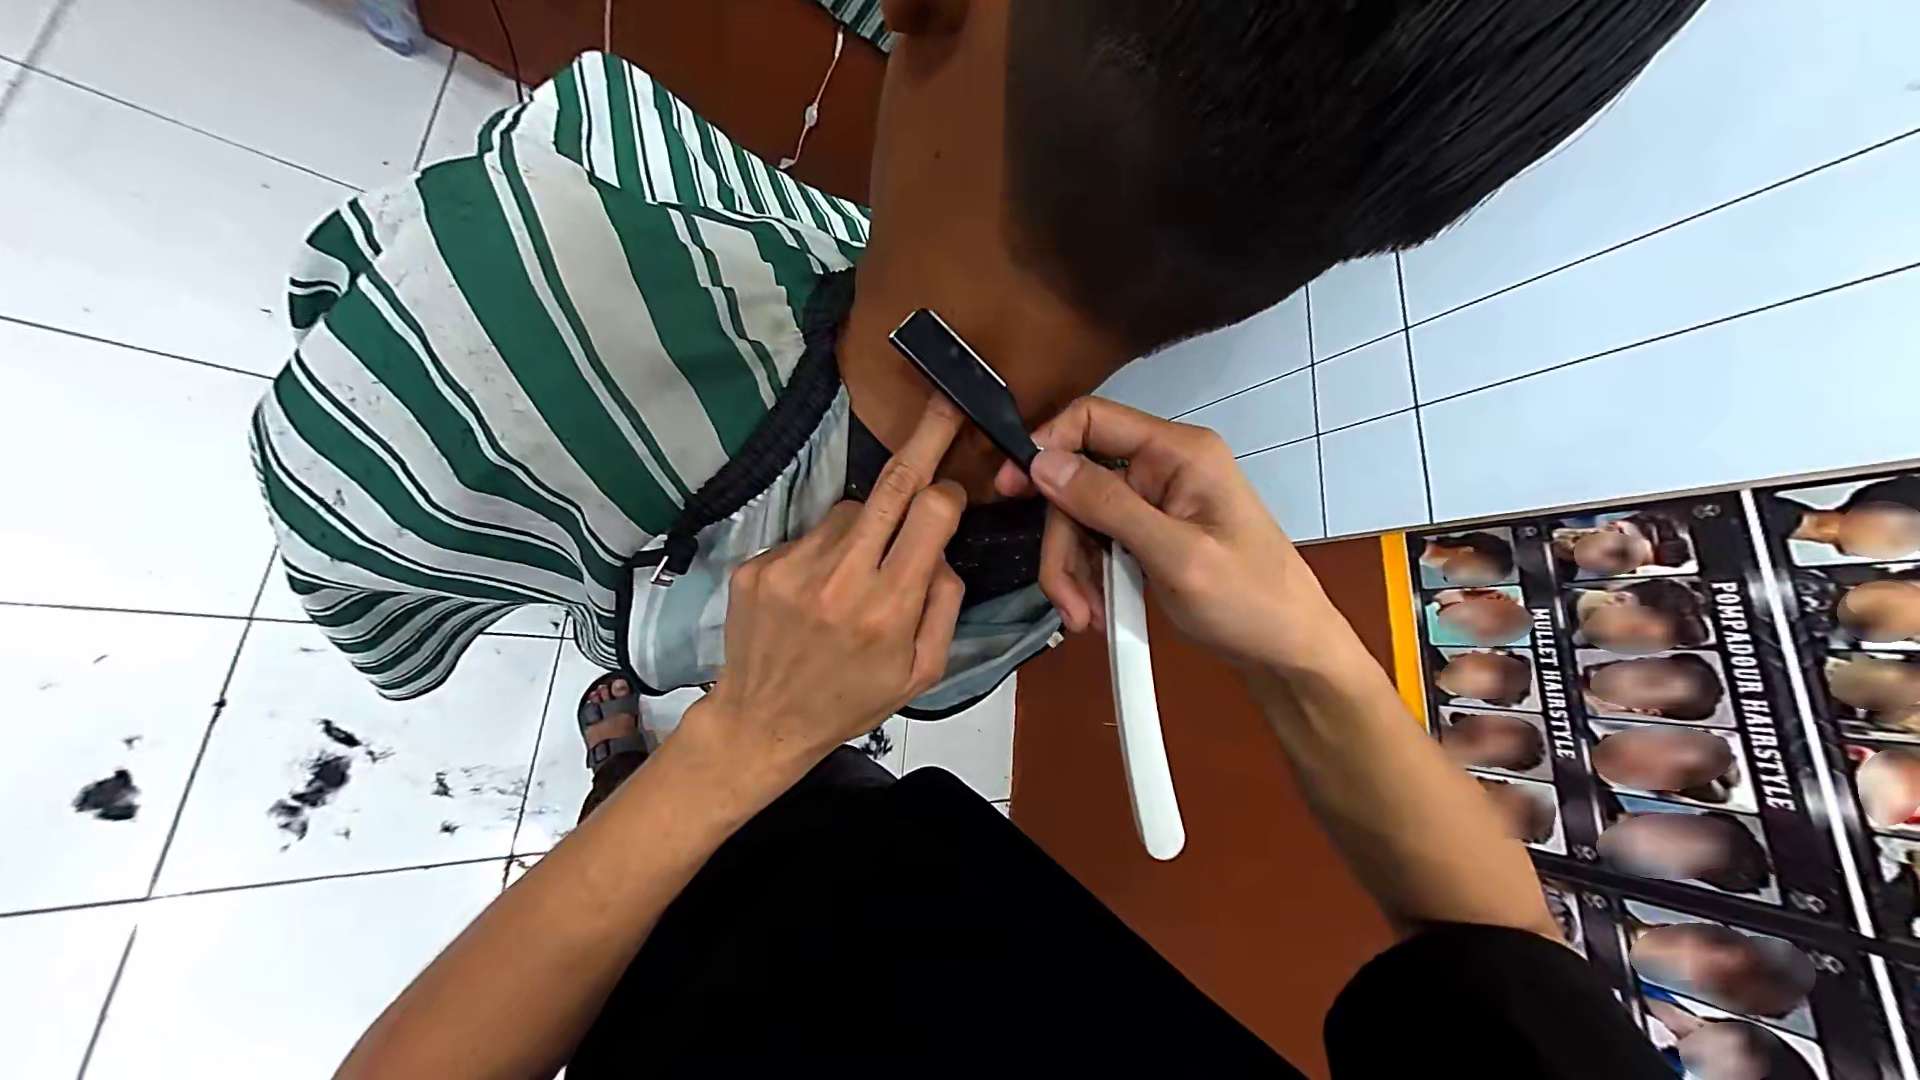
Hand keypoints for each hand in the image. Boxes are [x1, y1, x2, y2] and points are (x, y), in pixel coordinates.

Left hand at [690, 398, 968, 776]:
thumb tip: (941, 548)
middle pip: (891, 484)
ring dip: (865, 524)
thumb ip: (945, 605)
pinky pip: (810, 533)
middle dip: (926, 436)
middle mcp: (841, 579)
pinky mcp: (758, 564)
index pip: (931, 513)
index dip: (949, 494)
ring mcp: (793, 567)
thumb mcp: (921, 672)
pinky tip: (815, 587)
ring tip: (852, 574)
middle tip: (944, 400)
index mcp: (889, 607)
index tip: (950, 494)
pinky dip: (824, 548)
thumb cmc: (852, 700)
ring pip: (849, 509)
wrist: (763, 721)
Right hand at [994, 396, 1349, 673]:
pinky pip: (1094, 546)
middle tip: (1068, 597)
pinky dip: (1087, 580)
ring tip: (1088, 615)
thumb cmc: (1251, 602)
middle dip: (1064, 544)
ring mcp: (1151, 504)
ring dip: (1073, 571)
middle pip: (1076, 485)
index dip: (1045, 447)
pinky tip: (1098, 611)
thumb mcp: (1176, 555)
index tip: (1011, 488)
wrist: (1284, 653)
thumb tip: (1042, 464)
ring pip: (1079, 522)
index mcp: (1178, 453)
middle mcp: (1160, 470)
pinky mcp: (1143, 535)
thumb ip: (1107, 506)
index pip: (1093, 421)